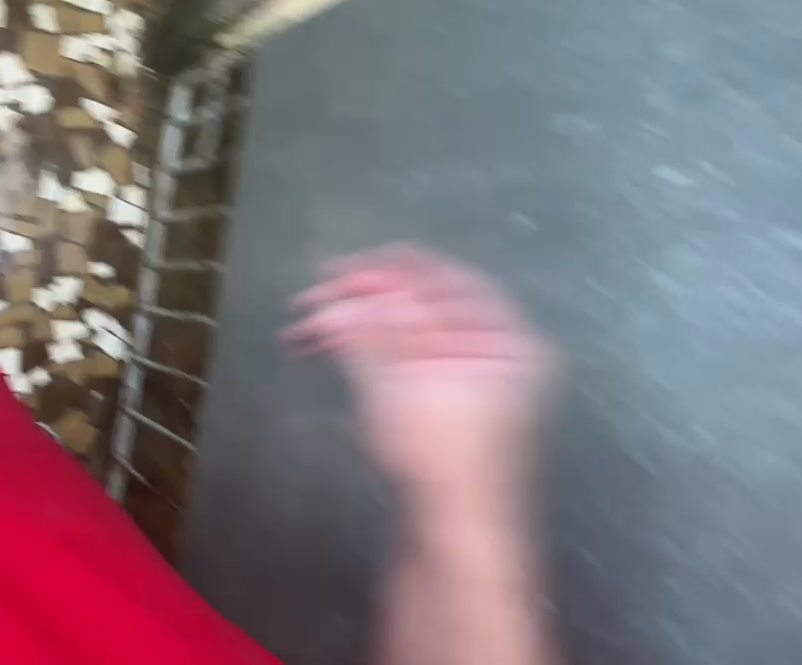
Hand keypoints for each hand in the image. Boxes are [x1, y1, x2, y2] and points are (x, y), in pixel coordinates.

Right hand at [284, 245, 555, 507]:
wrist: (456, 532)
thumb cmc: (438, 453)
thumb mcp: (397, 381)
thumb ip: (367, 327)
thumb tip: (338, 290)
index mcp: (503, 337)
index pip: (442, 277)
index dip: (385, 269)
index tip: (334, 271)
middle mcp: (489, 347)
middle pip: (414, 303)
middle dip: (353, 301)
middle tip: (306, 301)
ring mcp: (465, 371)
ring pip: (397, 328)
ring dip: (345, 324)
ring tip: (299, 330)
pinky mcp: (439, 393)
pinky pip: (396, 353)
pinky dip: (357, 347)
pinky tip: (319, 346)